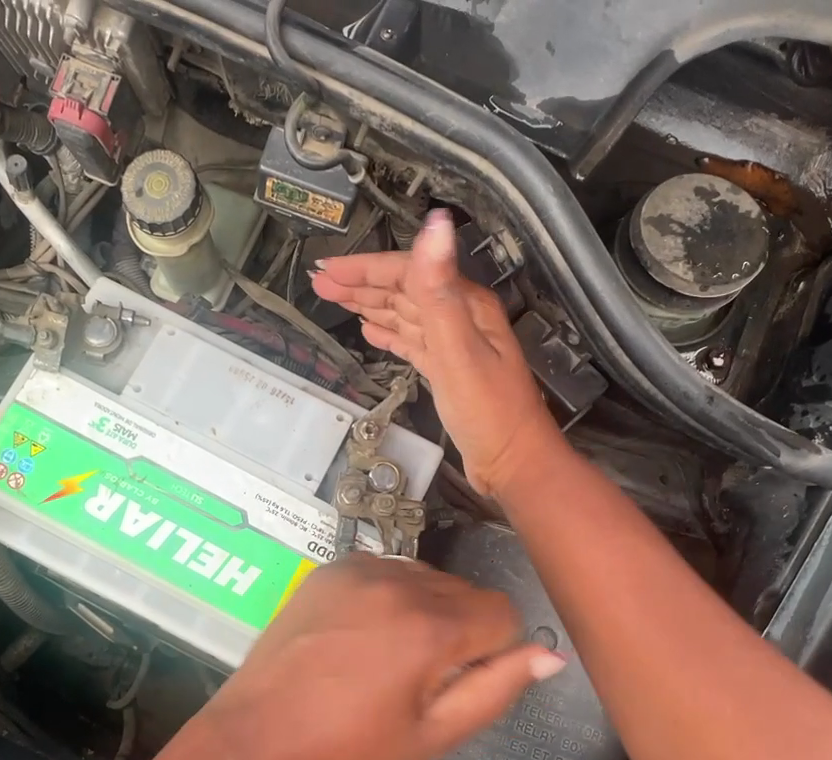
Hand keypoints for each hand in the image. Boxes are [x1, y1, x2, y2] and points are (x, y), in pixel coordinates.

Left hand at [187, 554, 563, 759]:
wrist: (263, 729)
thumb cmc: (353, 742)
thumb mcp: (435, 732)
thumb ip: (498, 690)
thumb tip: (549, 655)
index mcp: (432, 627)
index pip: (504, 613)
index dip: (493, 650)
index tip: (458, 678)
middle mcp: (401, 582)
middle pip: (466, 592)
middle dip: (461, 629)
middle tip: (419, 674)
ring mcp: (360, 568)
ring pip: (428, 577)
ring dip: (426, 607)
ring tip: (387, 653)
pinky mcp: (331, 566)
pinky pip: (386, 568)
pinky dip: (388, 593)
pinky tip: (361, 631)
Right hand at [311, 210, 558, 495]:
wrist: (512, 462)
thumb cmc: (488, 410)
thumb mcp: (459, 348)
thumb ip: (440, 290)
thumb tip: (435, 226)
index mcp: (463, 304)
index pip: (407, 272)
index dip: (365, 268)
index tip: (327, 268)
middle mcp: (459, 317)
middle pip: (403, 290)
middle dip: (361, 284)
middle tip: (319, 283)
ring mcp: (453, 345)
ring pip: (404, 314)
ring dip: (370, 305)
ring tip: (335, 300)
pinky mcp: (446, 370)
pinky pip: (411, 342)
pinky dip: (389, 333)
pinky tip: (370, 331)